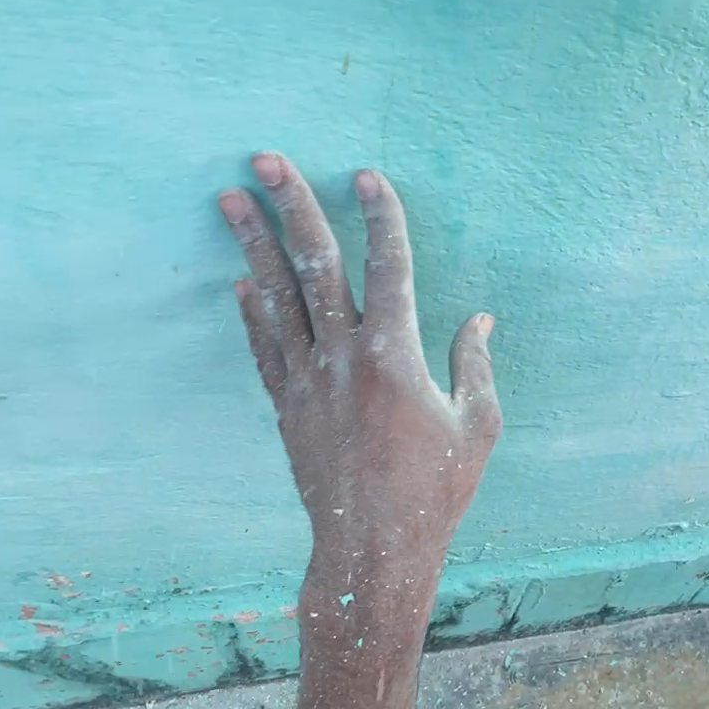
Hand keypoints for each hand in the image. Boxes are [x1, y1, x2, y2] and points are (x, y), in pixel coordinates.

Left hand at [219, 153, 500, 599]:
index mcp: (396, 355)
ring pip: (276, 297)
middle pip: (315, 265)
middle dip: (291, 206)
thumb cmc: (435, 489)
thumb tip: (482, 321)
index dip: (380, 216)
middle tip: (265, 159)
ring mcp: (307, 381)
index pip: (389, 267)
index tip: (365, 176)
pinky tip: (241, 282)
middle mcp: (344, 357)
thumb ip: (476, 365)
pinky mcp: (287, 408)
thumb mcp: (477, 424)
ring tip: (227, 199)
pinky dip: (252, 310)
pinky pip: (264, 347)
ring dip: (252, 244)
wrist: (373, 550)